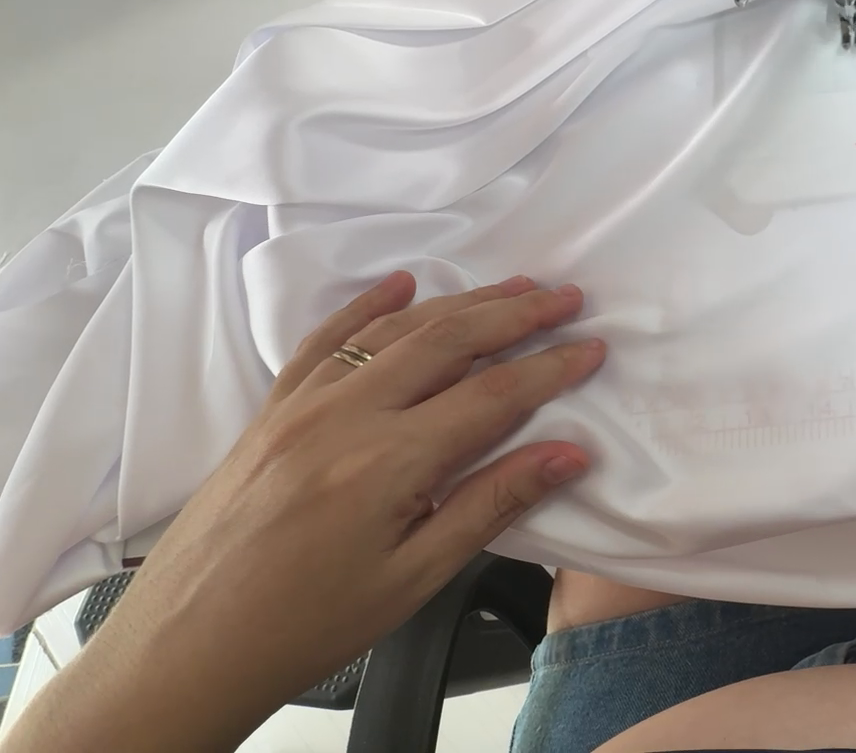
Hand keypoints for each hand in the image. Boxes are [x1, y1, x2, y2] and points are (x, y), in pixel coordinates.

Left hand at [5, 273, 603, 752]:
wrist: (172, 661)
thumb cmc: (307, 626)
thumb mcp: (415, 578)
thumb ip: (496, 503)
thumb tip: (574, 453)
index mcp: (384, 463)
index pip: (493, 394)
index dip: (552, 367)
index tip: (594, 347)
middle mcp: (342, 417)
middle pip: (449, 343)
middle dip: (518, 315)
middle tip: (569, 297)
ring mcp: (299, 408)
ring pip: (396, 332)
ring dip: (463, 302)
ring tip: (516, 287)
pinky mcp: (270, 413)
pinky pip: (322, 343)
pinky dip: (367, 306)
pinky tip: (402, 283)